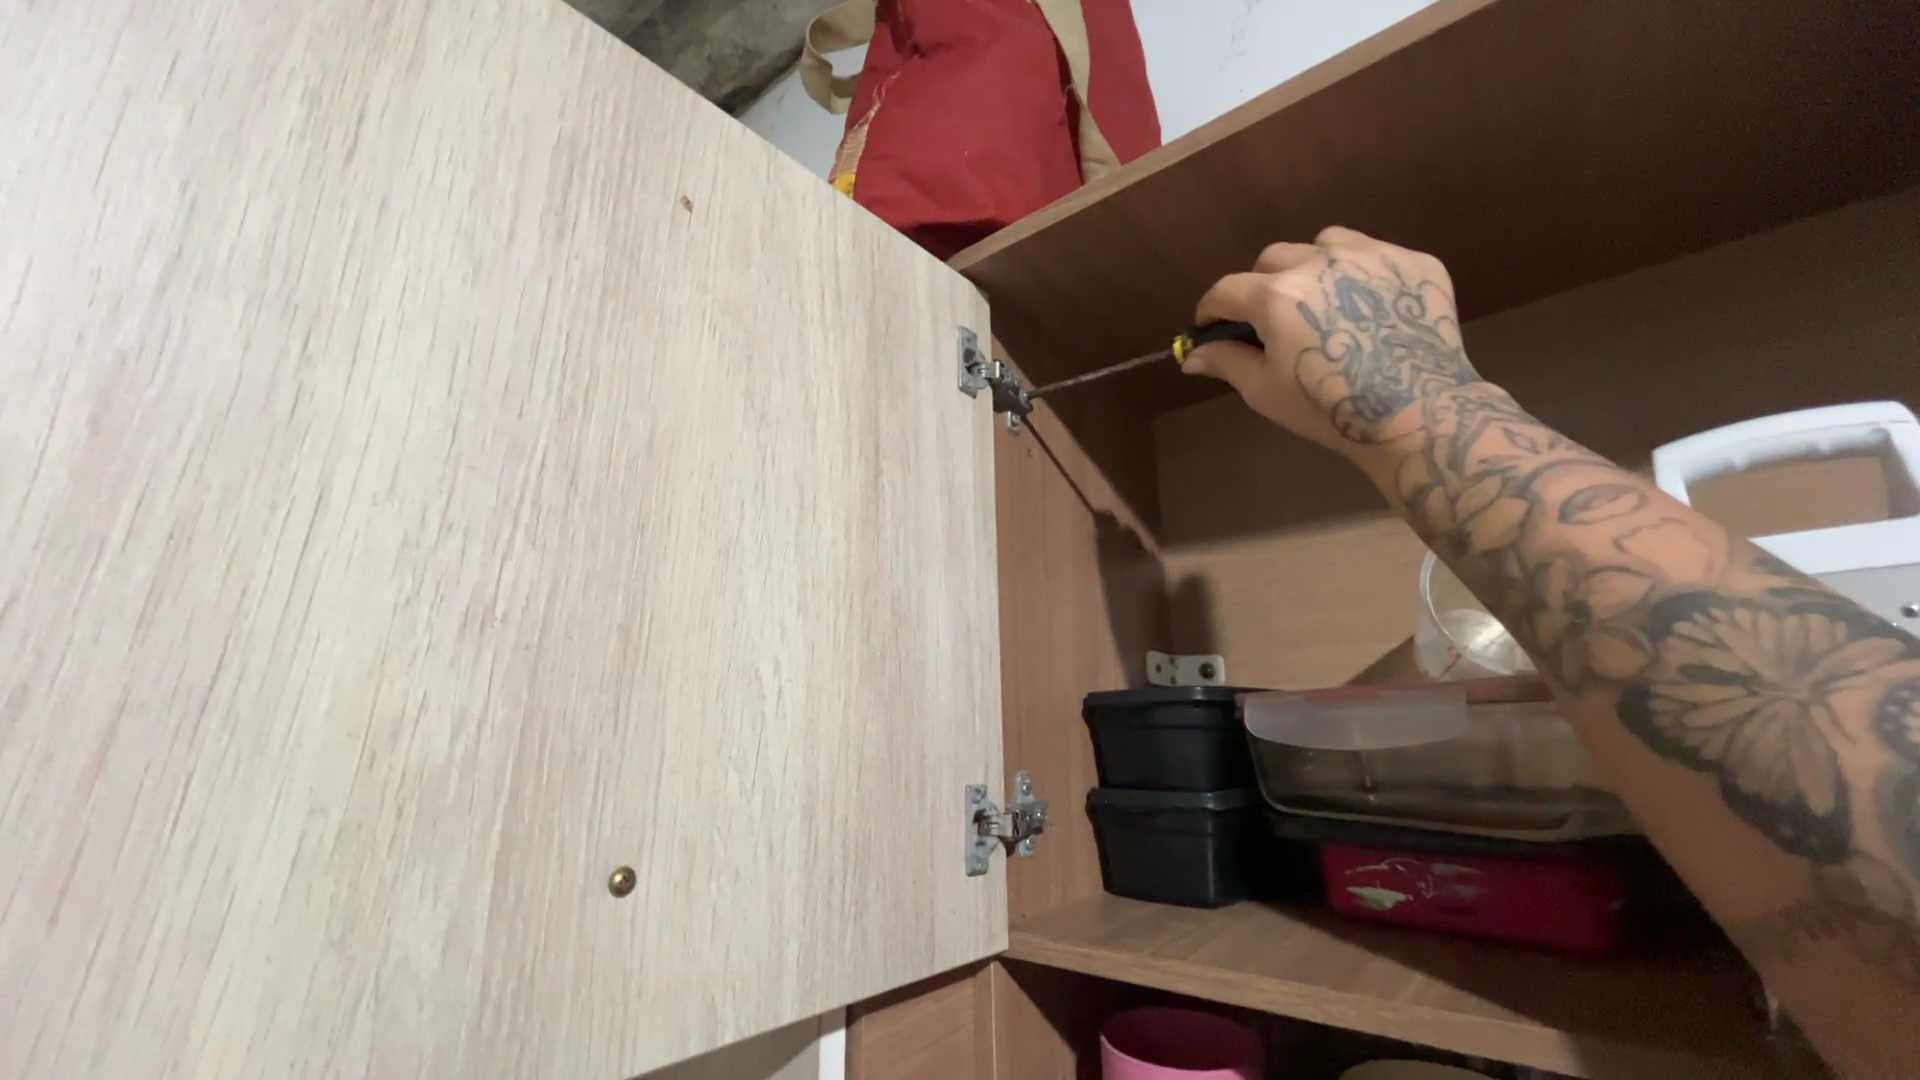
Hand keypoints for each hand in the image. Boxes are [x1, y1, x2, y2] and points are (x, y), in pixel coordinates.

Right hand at [1183, 227, 1484, 457]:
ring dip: (1310, 267)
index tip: (1210, 327)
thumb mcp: (1265, 390)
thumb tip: (1191, 355)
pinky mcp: (1413, 262)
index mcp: (1276, 296)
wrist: (1417, 414)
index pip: (1226, 291)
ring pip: (1324, 244)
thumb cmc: (1328, 410)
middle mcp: (1320, 262)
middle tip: (1268, 321)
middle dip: (1260, 286)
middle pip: (1272, 258)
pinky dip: (1357, 275)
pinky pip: (1372, 254)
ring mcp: (1371, 256)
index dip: (1211, 310)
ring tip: (1319, 302)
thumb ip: (1226, 361)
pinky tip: (1364, 310)